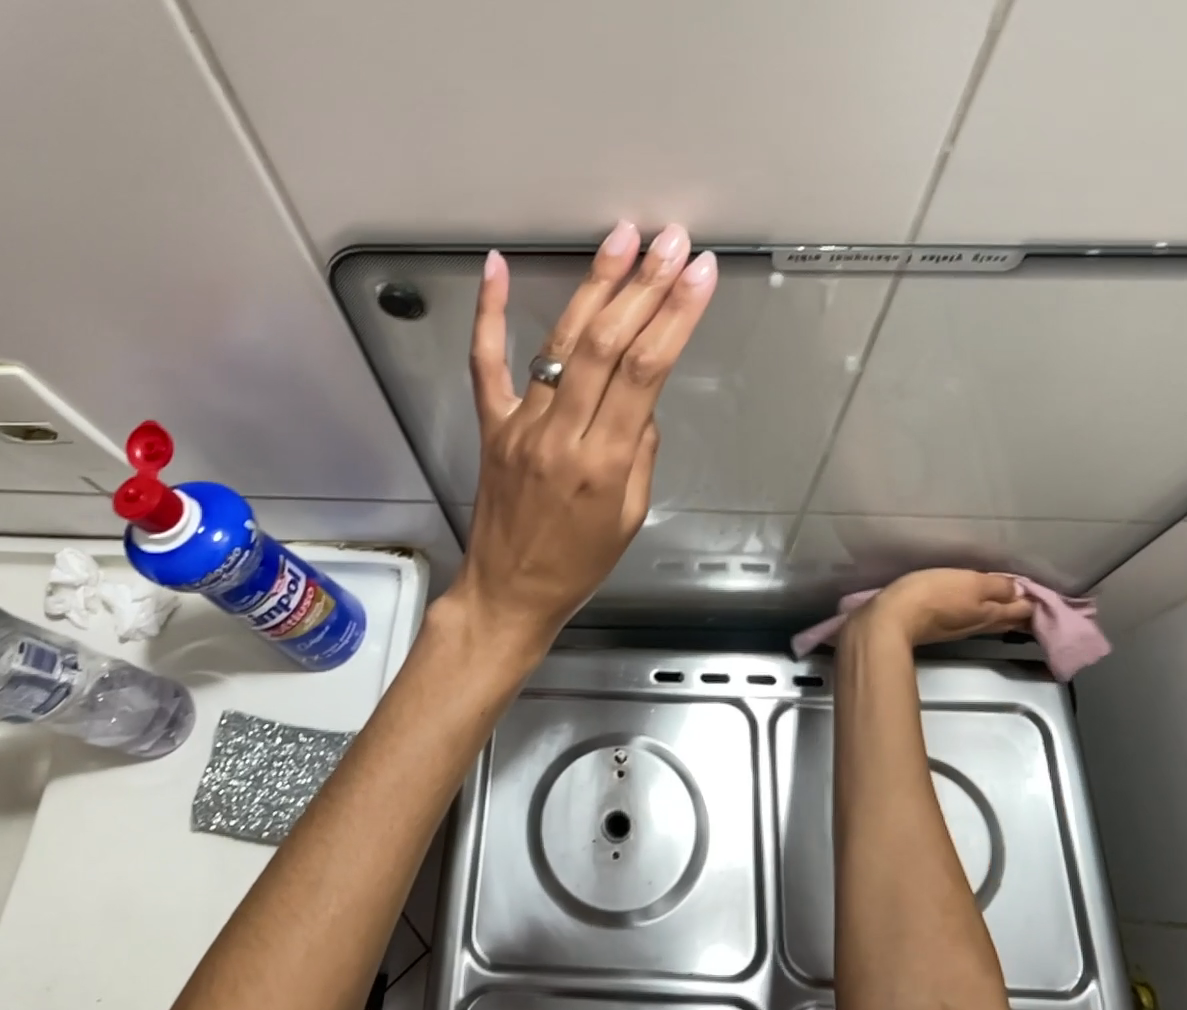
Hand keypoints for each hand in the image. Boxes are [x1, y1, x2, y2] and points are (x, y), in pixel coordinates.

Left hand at [446, 222, 718, 644]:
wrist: (508, 592)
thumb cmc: (578, 564)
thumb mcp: (630, 517)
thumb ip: (641, 451)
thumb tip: (642, 399)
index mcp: (604, 463)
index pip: (646, 372)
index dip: (676, 316)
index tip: (701, 273)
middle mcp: (561, 434)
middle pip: (607, 345)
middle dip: (644, 286)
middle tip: (671, 242)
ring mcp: (520, 424)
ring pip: (560, 343)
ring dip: (594, 286)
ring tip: (622, 239)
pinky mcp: (492, 425)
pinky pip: (485, 363)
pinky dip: (490, 313)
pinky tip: (498, 266)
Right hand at [848, 570, 1033, 647]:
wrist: (889, 621)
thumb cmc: (930, 596)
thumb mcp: (968, 583)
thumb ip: (996, 586)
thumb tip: (1020, 590)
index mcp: (991, 614)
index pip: (1023, 609)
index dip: (1035, 599)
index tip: (1042, 589)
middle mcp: (980, 625)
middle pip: (1008, 620)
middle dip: (1022, 610)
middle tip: (1033, 599)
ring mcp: (958, 629)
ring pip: (989, 621)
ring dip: (1002, 612)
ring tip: (1009, 600)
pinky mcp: (939, 628)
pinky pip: (968, 619)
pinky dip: (978, 612)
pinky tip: (973, 605)